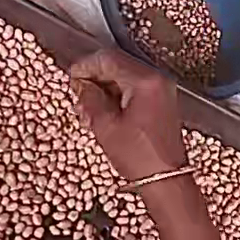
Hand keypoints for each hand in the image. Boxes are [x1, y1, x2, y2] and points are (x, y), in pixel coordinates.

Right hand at [69, 48, 186, 181]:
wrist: (167, 180)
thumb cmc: (140, 157)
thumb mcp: (106, 127)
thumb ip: (90, 99)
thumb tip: (81, 84)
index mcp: (146, 81)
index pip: (109, 59)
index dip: (86, 66)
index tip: (72, 77)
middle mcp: (158, 80)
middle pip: (119, 65)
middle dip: (95, 78)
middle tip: (79, 94)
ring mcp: (163, 91)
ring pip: (126, 78)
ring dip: (106, 88)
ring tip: (88, 109)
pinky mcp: (163, 103)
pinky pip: (136, 90)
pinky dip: (118, 97)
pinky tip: (105, 113)